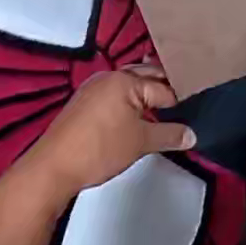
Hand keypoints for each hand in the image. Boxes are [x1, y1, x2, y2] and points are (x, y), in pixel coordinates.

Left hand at [10, 65, 195, 206]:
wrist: (52, 167)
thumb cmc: (98, 149)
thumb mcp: (141, 143)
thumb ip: (170, 135)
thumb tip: (192, 135)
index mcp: (125, 80)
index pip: (163, 89)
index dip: (179, 104)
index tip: (193, 116)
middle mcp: (109, 77)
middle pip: (146, 77)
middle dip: (164, 90)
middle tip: (184, 108)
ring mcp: (93, 88)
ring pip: (129, 86)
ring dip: (146, 97)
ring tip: (163, 114)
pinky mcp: (84, 103)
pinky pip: (114, 95)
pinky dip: (129, 103)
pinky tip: (136, 119)